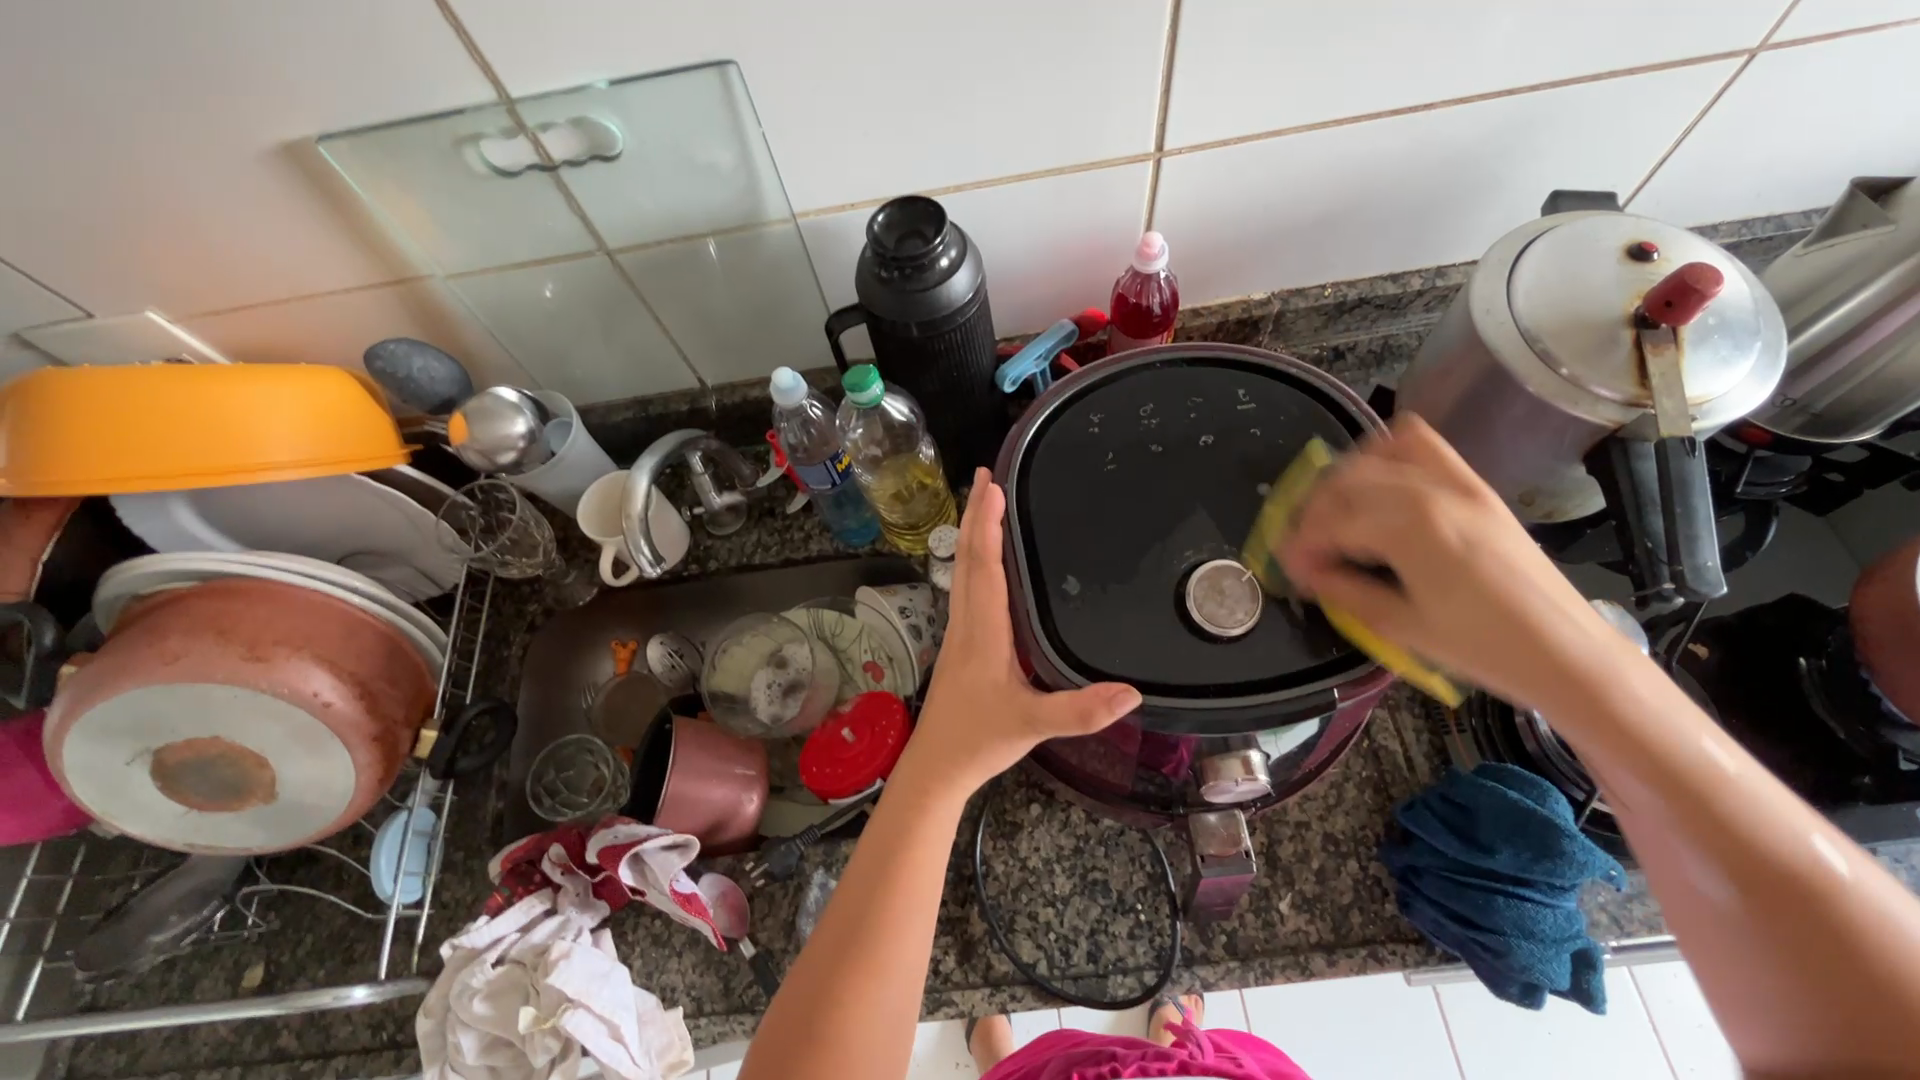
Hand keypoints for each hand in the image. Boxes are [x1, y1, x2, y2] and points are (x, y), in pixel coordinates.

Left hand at [901, 468, 1141, 794]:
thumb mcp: (1032, 726)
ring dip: (971, 535)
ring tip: (983, 506)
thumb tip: (1132, 694)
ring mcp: (959, 634)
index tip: (992, 485)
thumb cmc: (978, 741)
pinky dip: (974, 562)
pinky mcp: (960, 646)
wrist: (935, 767)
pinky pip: (966, 590)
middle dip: (975, 514)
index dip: (987, 524)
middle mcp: (966, 624)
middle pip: (967, 559)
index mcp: (983, 632)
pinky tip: (985, 564)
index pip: (984, 566)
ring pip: (962, 573)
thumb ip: (1080, 711)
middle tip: (985, 476)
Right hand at [1277, 414, 1620, 707]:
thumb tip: (1305, 571)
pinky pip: (1422, 447)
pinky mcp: (1476, 488)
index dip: (1300, 545)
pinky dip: (1387, 455)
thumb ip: (1344, 591)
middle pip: (1346, 482)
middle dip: (1313, 512)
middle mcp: (1431, 491)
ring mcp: (1458, 484)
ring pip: (1377, 454)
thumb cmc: (1482, 647)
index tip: (1287, 569)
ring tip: (1334, 514)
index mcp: (1410, 528)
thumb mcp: (1400, 627)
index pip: (1332, 523)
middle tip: (1303, 548)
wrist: (1566, 651)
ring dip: (1344, 478)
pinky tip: (1376, 487)